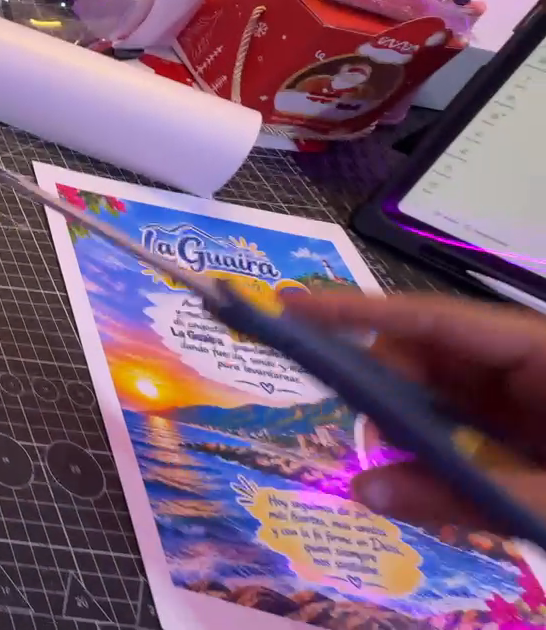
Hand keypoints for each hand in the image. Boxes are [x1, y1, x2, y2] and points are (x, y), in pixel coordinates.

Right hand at [284, 291, 545, 530]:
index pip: (436, 319)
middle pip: (430, 356)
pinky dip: (439, 448)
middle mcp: (536, 368)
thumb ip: (470, 497)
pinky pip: (469, 427)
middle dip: (381, 385)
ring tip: (391, 460)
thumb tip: (360, 490)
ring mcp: (539, 401)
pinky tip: (424, 473)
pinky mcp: (540, 434)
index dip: (355, 310)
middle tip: (346, 420)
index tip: (282, 305)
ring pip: (443, 394)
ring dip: (407, 424)